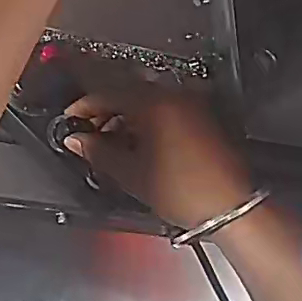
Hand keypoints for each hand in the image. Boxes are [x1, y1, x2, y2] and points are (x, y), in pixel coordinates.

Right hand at [61, 87, 254, 230]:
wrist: (230, 207)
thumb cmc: (186, 191)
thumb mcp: (132, 174)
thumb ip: (99, 152)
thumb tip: (77, 141)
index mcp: (154, 104)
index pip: (108, 92)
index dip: (84, 107)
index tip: (71, 120)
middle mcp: (175, 96)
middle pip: (128, 93)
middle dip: (105, 111)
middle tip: (89, 133)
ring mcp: (192, 105)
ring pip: (148, 101)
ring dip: (126, 117)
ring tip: (113, 143)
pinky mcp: (203, 118)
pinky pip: (167, 110)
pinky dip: (148, 121)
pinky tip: (140, 144)